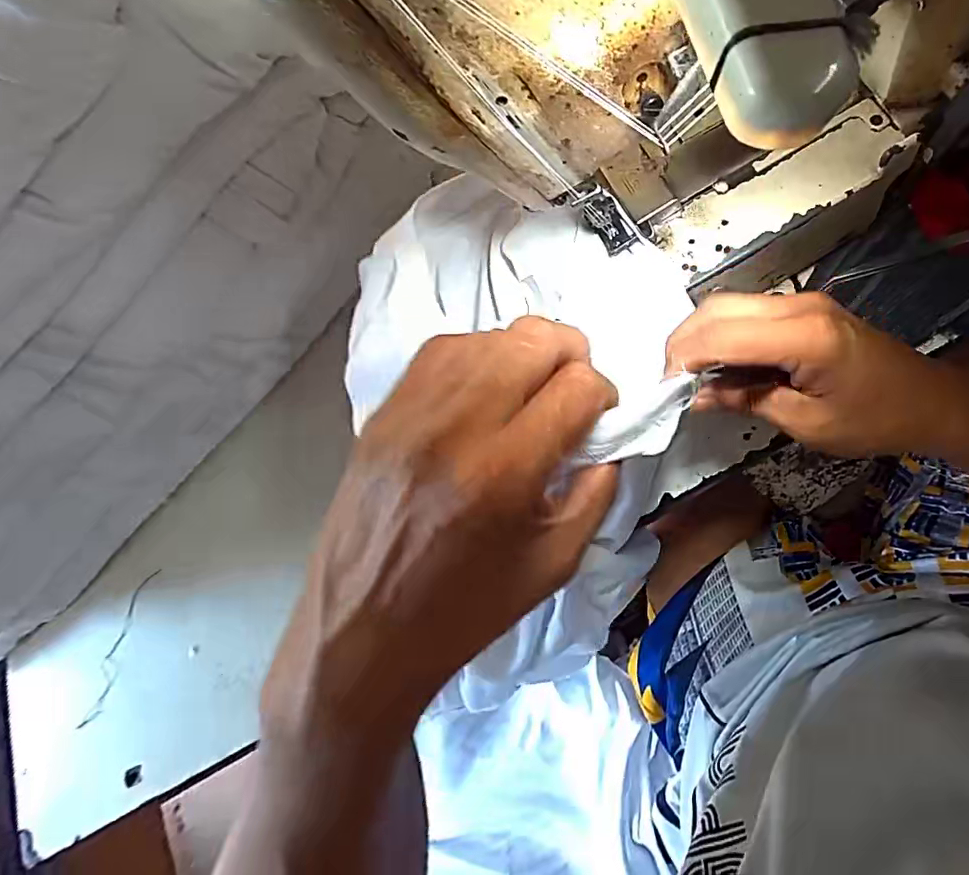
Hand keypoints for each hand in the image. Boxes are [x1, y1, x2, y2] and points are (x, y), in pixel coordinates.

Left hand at [262, 317, 621, 745]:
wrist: (361, 631)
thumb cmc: (464, 609)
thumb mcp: (554, 563)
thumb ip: (595, 491)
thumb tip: (607, 438)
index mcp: (505, 471)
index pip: (577, 387)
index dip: (603, 395)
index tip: (600, 416)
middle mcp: (457, 426)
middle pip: (535, 340)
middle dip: (571, 357)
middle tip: (571, 392)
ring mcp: (413, 411)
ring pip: (489, 335)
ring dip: (525, 352)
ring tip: (531, 386)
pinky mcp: (384, 410)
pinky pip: (442, 349)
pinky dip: (478, 355)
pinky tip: (486, 384)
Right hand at [665, 292, 965, 456]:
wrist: (931, 400)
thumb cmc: (876, 420)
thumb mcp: (807, 423)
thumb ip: (748, 401)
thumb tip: (698, 395)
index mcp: (804, 336)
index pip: (722, 335)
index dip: (685, 359)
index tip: (666, 390)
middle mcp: (798, 305)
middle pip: (718, 307)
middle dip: (683, 341)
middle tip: (670, 380)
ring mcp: (801, 301)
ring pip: (728, 303)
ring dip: (700, 334)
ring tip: (688, 373)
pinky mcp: (803, 308)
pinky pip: (747, 311)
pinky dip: (722, 332)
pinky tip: (717, 361)